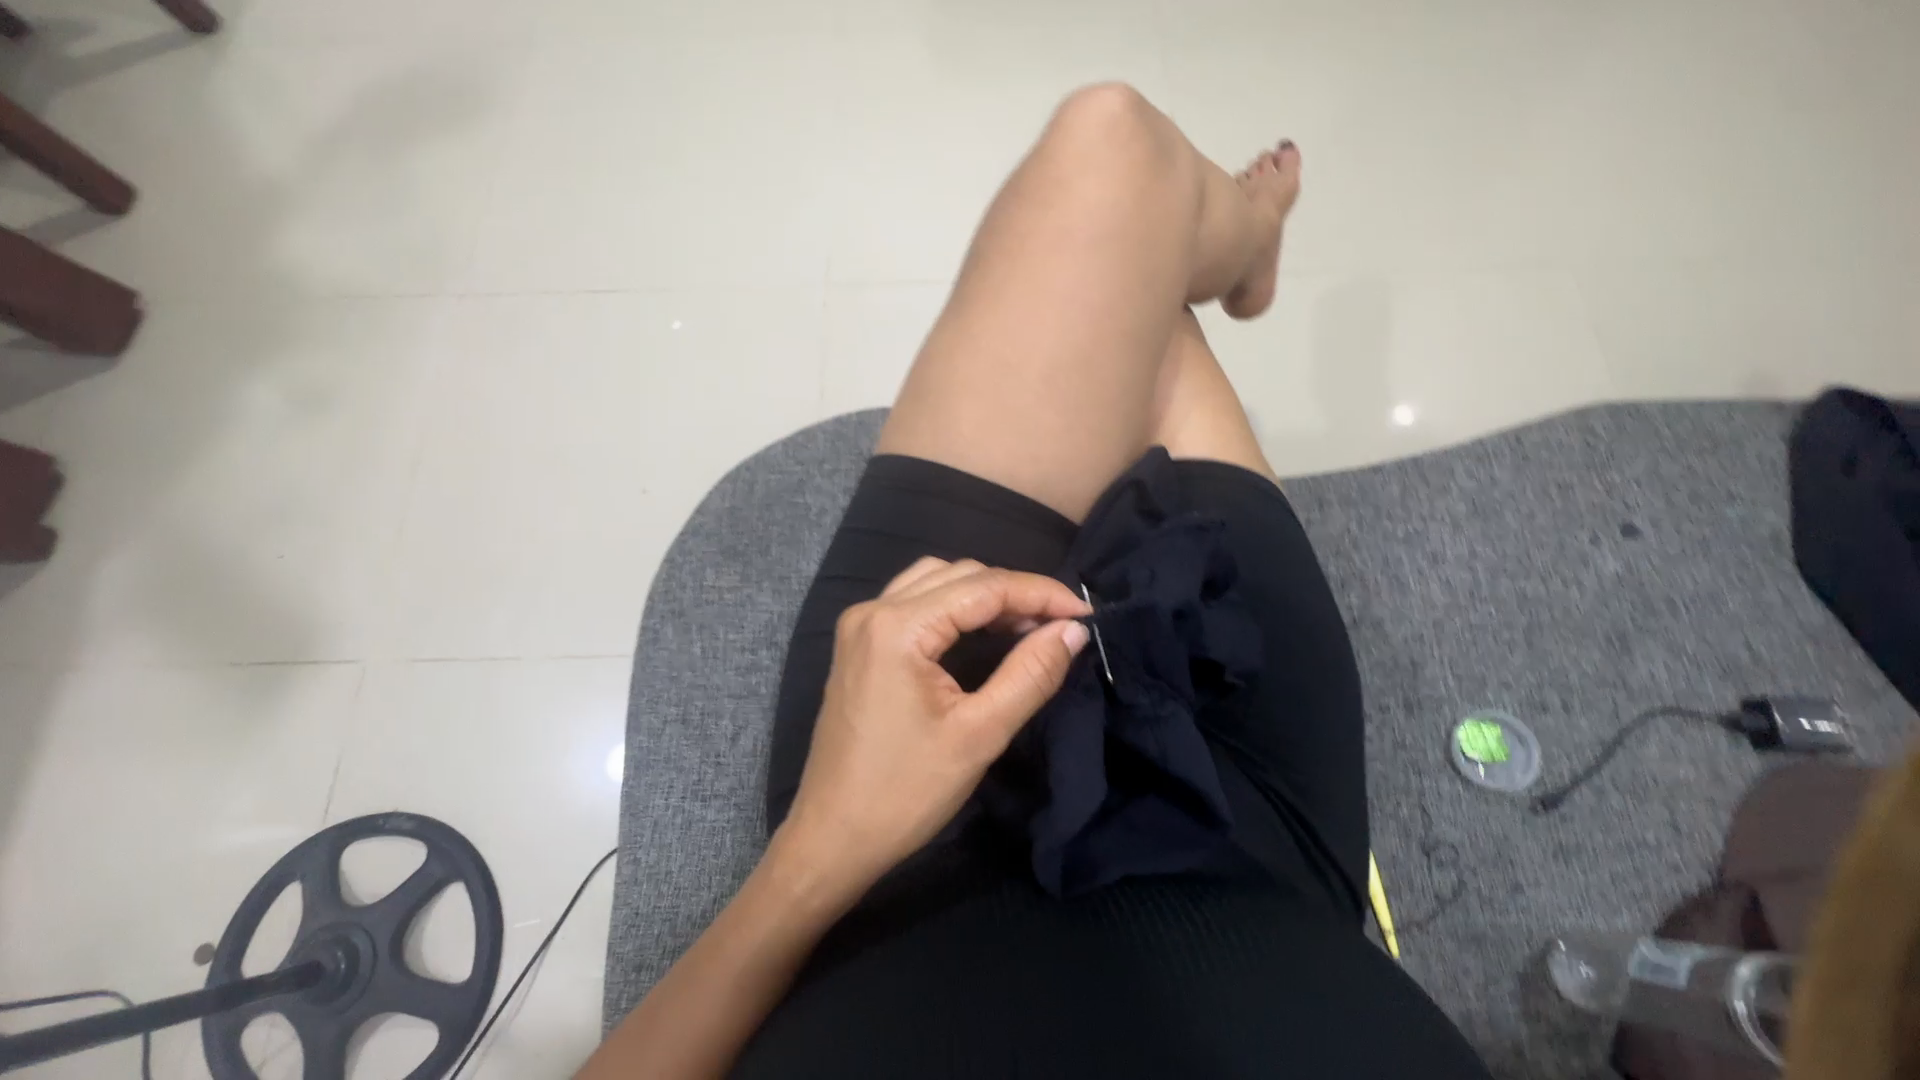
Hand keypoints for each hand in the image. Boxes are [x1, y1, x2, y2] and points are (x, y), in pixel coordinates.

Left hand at [780, 558, 1091, 893]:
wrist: (834, 837)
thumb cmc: (906, 792)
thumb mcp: (980, 734)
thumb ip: (1030, 674)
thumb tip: (1072, 632)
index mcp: (897, 627)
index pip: (983, 586)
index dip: (1040, 593)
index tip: (1085, 615)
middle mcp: (872, 611)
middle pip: (958, 575)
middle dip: (1015, 592)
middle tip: (1060, 627)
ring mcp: (859, 626)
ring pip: (935, 582)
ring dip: (984, 595)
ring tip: (1028, 626)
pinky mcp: (859, 646)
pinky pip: (914, 603)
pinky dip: (954, 608)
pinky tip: (984, 632)